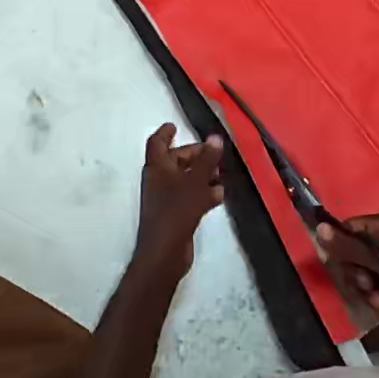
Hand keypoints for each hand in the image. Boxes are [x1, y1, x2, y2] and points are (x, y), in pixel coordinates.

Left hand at [135, 123, 223, 281]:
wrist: (165, 252)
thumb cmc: (176, 211)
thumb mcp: (195, 183)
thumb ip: (207, 161)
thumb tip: (215, 138)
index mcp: (157, 168)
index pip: (157, 143)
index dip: (165, 133)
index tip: (175, 125)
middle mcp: (160, 180)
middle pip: (177, 160)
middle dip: (196, 155)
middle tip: (216, 153)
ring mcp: (167, 198)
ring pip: (186, 179)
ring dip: (203, 175)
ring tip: (222, 174)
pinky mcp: (177, 214)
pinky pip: (191, 196)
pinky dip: (204, 193)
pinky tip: (219, 195)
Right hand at [316, 212, 378, 318]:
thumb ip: (349, 247)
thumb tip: (319, 229)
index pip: (347, 229)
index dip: (338, 245)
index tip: (334, 263)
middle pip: (354, 254)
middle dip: (355, 274)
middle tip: (363, 285)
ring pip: (365, 273)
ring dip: (366, 289)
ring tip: (378, 300)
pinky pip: (378, 284)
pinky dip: (378, 296)